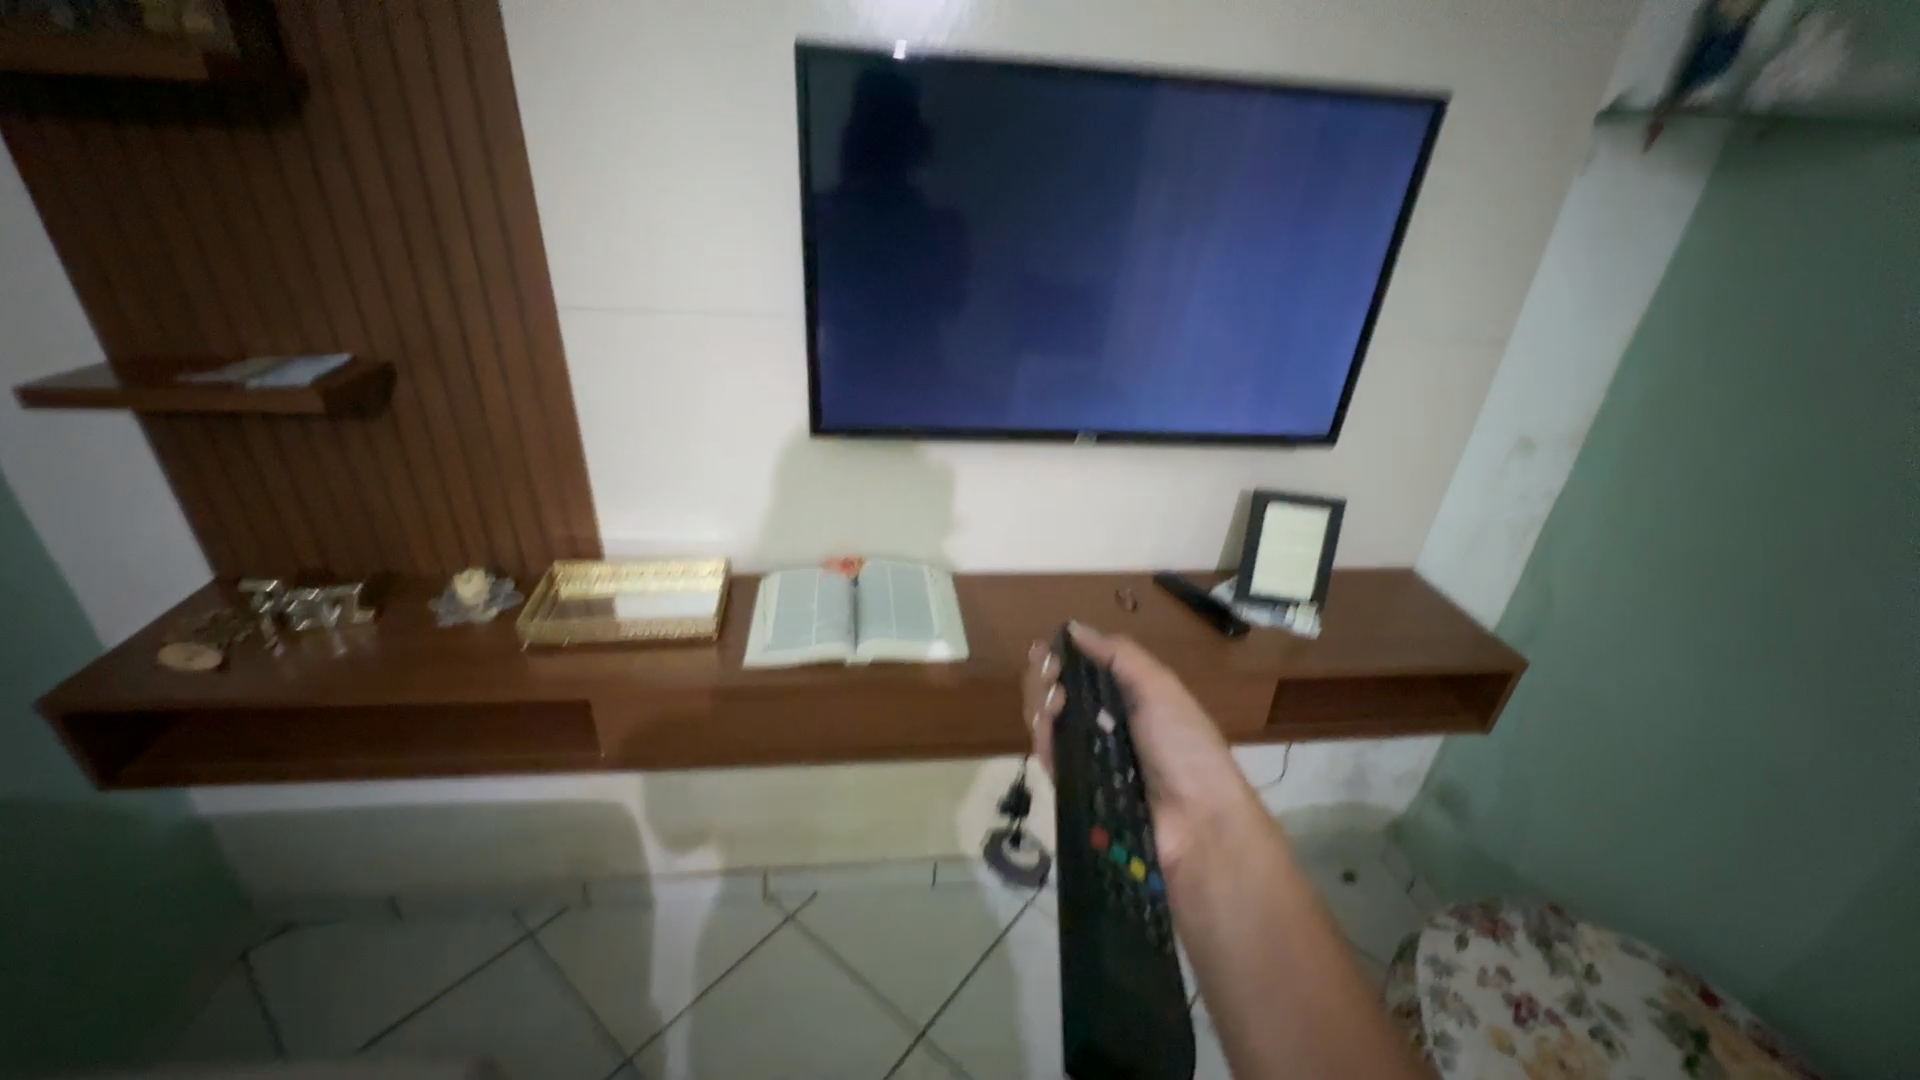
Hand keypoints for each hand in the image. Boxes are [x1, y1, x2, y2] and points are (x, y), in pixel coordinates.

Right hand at [1024, 623, 1253, 873]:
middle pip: (1058, 695)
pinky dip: (1043, 743)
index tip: (1046, 652)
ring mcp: (1090, 757)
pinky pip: (1050, 759)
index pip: (1081, 671)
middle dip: (1044, 680)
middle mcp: (1106, 725)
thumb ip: (1118, 655)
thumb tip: (1074, 628)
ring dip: (1040, 707)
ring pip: (1047, 725)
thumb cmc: (1184, 747)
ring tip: (1054, 706)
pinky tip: (1046, 735)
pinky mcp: (1077, 789)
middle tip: (1051, 680)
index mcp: (1129, 698)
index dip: (1059, 659)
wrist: (1197, 822)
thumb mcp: (1160, 688)